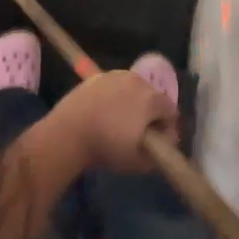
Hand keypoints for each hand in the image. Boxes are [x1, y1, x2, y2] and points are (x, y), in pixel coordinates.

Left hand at [53, 69, 177, 172]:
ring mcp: (115, 76)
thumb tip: (167, 141)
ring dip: (132, 102)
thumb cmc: (107, 147)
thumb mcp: (139, 162)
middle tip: (138, 131)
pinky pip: (114, 86)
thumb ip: (160, 153)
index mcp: (152, 99)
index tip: (157, 141)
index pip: (171, 111)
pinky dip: (114, 96)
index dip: (167, 127)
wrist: (67, 134)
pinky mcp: (97, 77)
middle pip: (153, 96)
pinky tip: (104, 111)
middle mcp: (137, 81)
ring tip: (119, 120)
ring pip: (133, 89)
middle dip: (150, 112)